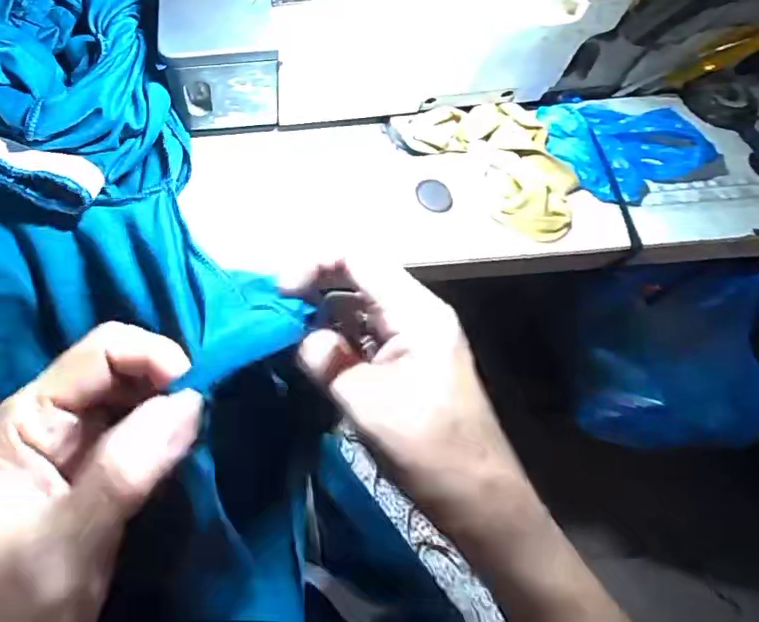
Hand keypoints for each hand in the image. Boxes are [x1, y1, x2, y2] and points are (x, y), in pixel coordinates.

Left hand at [0, 323, 203, 621]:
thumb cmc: (10, 606)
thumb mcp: (66, 541)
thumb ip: (126, 468)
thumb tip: (194, 400)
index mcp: (31, 415)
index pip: (105, 349)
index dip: (155, 357)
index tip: (198, 394)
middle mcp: (54, 414)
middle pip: (125, 365)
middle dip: (169, 383)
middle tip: (205, 418)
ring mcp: (75, 442)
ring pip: (138, 394)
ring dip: (173, 408)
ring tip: (200, 434)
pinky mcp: (97, 469)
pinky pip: (143, 428)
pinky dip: (170, 433)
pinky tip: (185, 452)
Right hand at [281, 258, 628, 621]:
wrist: (480, 500)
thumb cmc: (429, 448)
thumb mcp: (369, 404)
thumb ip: (328, 362)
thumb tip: (302, 338)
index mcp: (415, 310)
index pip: (359, 258)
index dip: (315, 264)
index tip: (281, 293)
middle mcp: (416, 313)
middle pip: (359, 278)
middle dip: (317, 289)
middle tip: (278, 315)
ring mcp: (415, 337)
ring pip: (361, 308)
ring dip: (325, 316)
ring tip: (288, 336)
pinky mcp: (409, 362)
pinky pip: (368, 335)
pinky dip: (340, 340)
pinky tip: (316, 357)